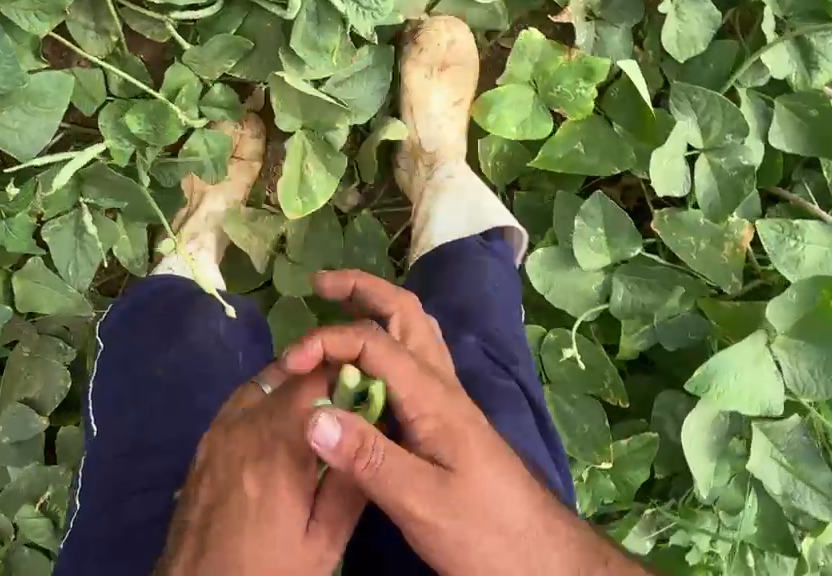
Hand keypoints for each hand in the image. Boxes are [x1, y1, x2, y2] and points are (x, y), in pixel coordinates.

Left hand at [154, 362, 365, 575]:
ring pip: (263, 383)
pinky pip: (240, 403)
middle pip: (289, 375)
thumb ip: (348, 487)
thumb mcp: (322, 545)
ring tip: (316, 413)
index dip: (345, 374)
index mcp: (280, 442)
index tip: (368, 389)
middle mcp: (246, 422)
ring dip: (291, 387)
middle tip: (346, 403)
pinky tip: (279, 429)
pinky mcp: (204, 442)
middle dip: (320, 379)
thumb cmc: (266, 572)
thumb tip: (372, 436)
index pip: (317, 377)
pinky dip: (264, 401)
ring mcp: (220, 429)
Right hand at [284, 270, 646, 575]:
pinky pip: (414, 358)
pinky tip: (367, 365)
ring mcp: (447, 397)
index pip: (371, 340)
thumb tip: (310, 415)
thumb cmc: (485, 531)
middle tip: (319, 284)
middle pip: (403, 310)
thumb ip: (367, 459)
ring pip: (414, 329)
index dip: (325, 341)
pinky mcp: (447, 417)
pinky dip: (385, 340)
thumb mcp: (422, 503)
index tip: (288, 366)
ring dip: (376, 307)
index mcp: (430, 394)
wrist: (543, 559)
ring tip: (339, 306)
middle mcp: (440, 383)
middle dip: (360, 288)